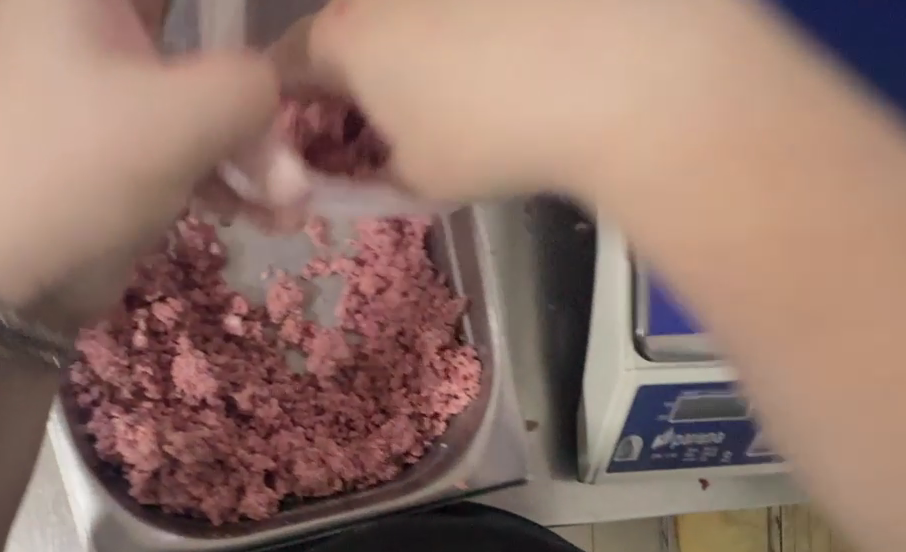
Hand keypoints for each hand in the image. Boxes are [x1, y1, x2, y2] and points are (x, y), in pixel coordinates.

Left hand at [0, 0, 277, 325]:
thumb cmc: (77, 173)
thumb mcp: (180, 120)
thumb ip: (252, 86)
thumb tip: (281, 94)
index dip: (237, 15)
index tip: (276, 49)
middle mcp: (94, 16)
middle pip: (204, 25)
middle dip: (257, 88)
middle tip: (295, 137)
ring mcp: (106, 85)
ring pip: (203, 90)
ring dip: (255, 146)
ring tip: (290, 203)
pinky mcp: (118, 145)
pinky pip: (189, 140)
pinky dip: (228, 174)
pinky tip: (264, 214)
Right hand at [297, 0, 716, 202]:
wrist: (619, 71)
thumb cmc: (494, 138)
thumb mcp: (420, 181)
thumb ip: (370, 175)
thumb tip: (358, 167)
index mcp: (345, 39)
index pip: (286, 68)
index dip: (288, 110)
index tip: (308, 142)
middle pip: (345, 33)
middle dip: (351, 81)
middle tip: (383, 129)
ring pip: (401, 18)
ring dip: (407, 54)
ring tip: (453, 96)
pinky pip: (450, 12)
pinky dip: (460, 34)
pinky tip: (500, 58)